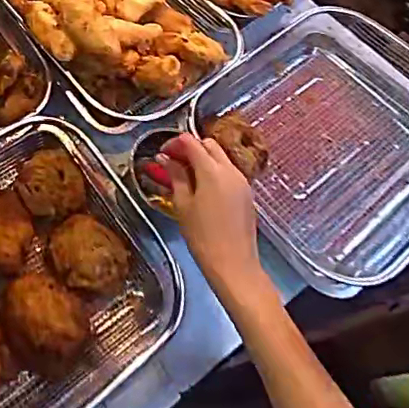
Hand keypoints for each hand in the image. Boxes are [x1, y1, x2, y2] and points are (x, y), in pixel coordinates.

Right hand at [160, 134, 264, 293]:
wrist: (234, 265)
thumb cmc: (203, 236)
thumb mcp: (183, 204)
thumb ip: (175, 176)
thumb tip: (165, 158)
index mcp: (212, 171)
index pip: (191, 142)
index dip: (174, 143)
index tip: (162, 154)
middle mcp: (231, 170)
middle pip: (209, 145)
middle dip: (190, 148)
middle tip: (172, 162)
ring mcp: (242, 182)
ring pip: (220, 157)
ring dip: (202, 159)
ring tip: (185, 176)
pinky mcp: (246, 194)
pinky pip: (228, 172)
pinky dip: (214, 171)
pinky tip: (201, 188)